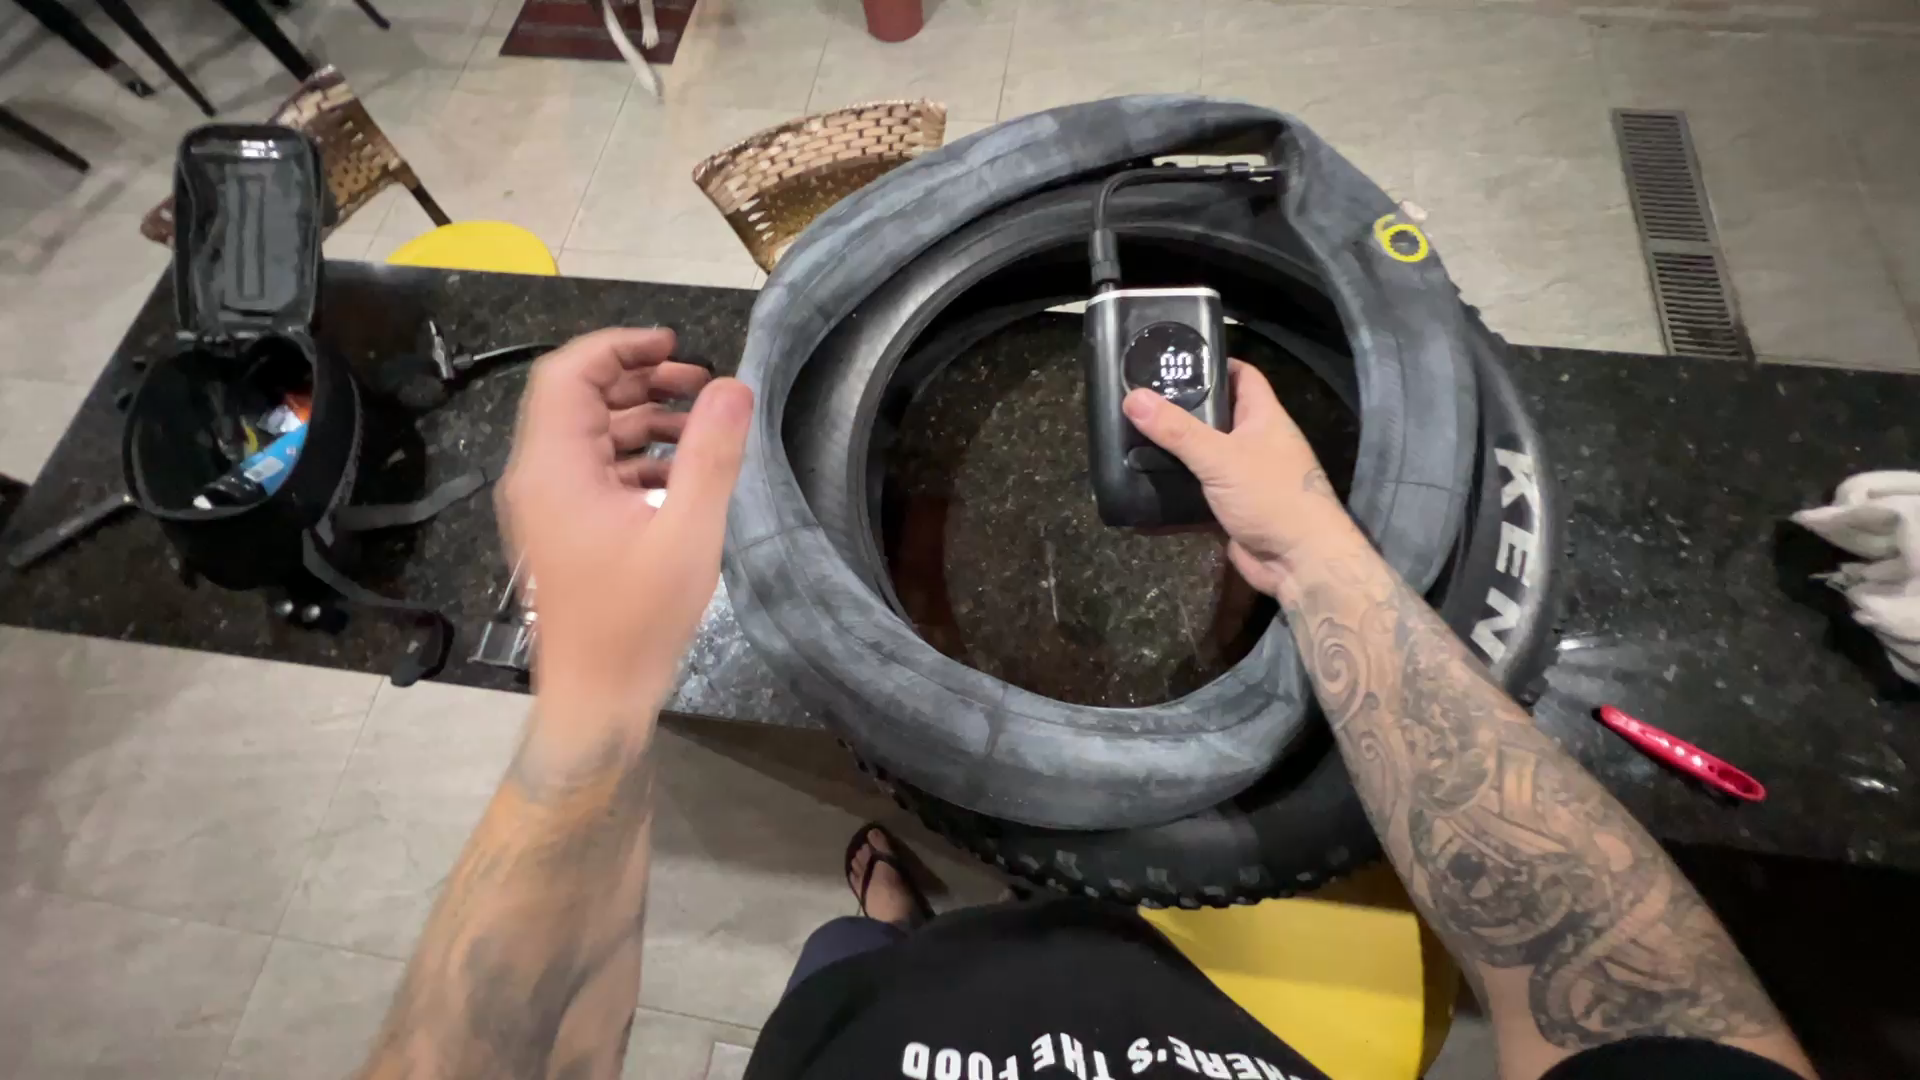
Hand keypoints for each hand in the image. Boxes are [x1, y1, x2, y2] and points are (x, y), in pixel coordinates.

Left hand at [498, 327, 751, 713]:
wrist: (599, 695)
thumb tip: (734, 388)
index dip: (620, 347)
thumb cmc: (639, 619)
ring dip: (645, 420)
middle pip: (581, 400)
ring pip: (593, 436)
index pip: (570, 375)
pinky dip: (640, 459)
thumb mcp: (688, 533)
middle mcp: (542, 478)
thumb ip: (711, 455)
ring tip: (703, 425)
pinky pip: (599, 472)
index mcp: (556, 469)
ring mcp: (552, 505)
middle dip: (642, 381)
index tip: (675, 344)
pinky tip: (685, 474)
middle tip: (702, 383)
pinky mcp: (568, 528)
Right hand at [1123, 360, 1365, 597]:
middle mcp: (1256, 443)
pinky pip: (1196, 493)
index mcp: (1264, 418)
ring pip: (1203, 456)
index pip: (1243, 376)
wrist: (1299, 562)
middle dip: (1182, 410)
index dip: (1214, 364)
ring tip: (1133, 440)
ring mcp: (1244, 477)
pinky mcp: (1230, 508)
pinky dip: (1172, 492)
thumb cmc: (1271, 497)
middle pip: (1216, 416)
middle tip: (1141, 402)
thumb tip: (1133, 397)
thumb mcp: (1220, 457)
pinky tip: (1143, 488)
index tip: (1176, 361)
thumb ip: (1176, 430)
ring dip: (1174, 452)